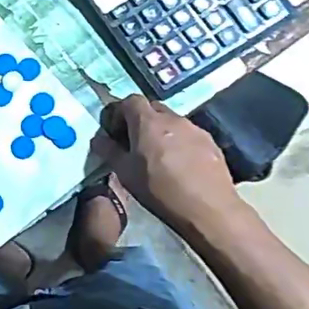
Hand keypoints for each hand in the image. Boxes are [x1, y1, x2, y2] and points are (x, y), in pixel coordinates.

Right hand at [94, 95, 243, 234]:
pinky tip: (180, 165)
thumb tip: (98, 138)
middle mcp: (172, 118)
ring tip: (159, 157)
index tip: (115, 131)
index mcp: (148, 122)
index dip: (120, 112)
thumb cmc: (160, 190)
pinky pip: (188, 134)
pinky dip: (179, 142)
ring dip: (161, 132)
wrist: (208, 207)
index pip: (130, 100)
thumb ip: (109, 151)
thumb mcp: (126, 173)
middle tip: (135, 143)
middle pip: (152, 108)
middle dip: (141, 121)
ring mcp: (194, 128)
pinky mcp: (210, 141)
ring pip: (172, 121)